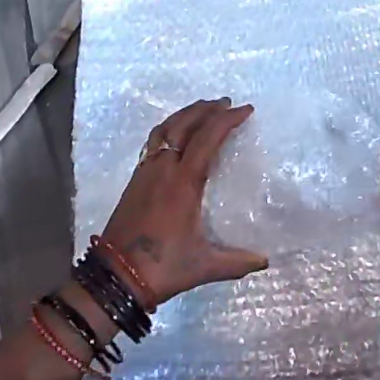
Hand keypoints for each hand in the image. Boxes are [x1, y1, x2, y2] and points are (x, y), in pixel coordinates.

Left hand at [97, 98, 268, 305]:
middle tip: (225, 103)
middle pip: (183, 125)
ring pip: (164, 129)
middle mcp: (162, 169)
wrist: (115, 276)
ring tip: (202, 110)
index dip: (227, 120)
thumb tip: (264, 261)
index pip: (207, 139)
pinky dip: (168, 128)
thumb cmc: (162, 267)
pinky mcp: (134, 180)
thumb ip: (237, 261)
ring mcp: (145, 172)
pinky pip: (152, 142)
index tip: (245, 110)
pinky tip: (175, 134)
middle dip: (206, 109)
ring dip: (184, 115)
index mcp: (182, 182)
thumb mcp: (205, 265)